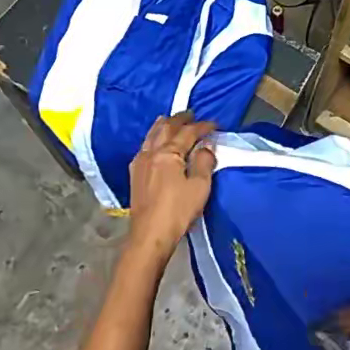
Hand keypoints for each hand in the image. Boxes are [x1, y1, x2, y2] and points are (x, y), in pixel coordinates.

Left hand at [124, 112, 216, 264]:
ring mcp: (139, 163)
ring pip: (151, 136)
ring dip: (163, 125)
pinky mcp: (135, 174)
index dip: (203, 126)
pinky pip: (144, 146)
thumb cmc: (178, 210)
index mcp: (168, 154)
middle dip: (180, 119)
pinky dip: (153, 137)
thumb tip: (206, 146)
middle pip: (165, 129)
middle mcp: (151, 153)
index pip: (188, 133)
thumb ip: (204, 162)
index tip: (215, 124)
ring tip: (171, 119)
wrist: (150, 235)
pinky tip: (155, 142)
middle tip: (191, 113)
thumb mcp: (200, 186)